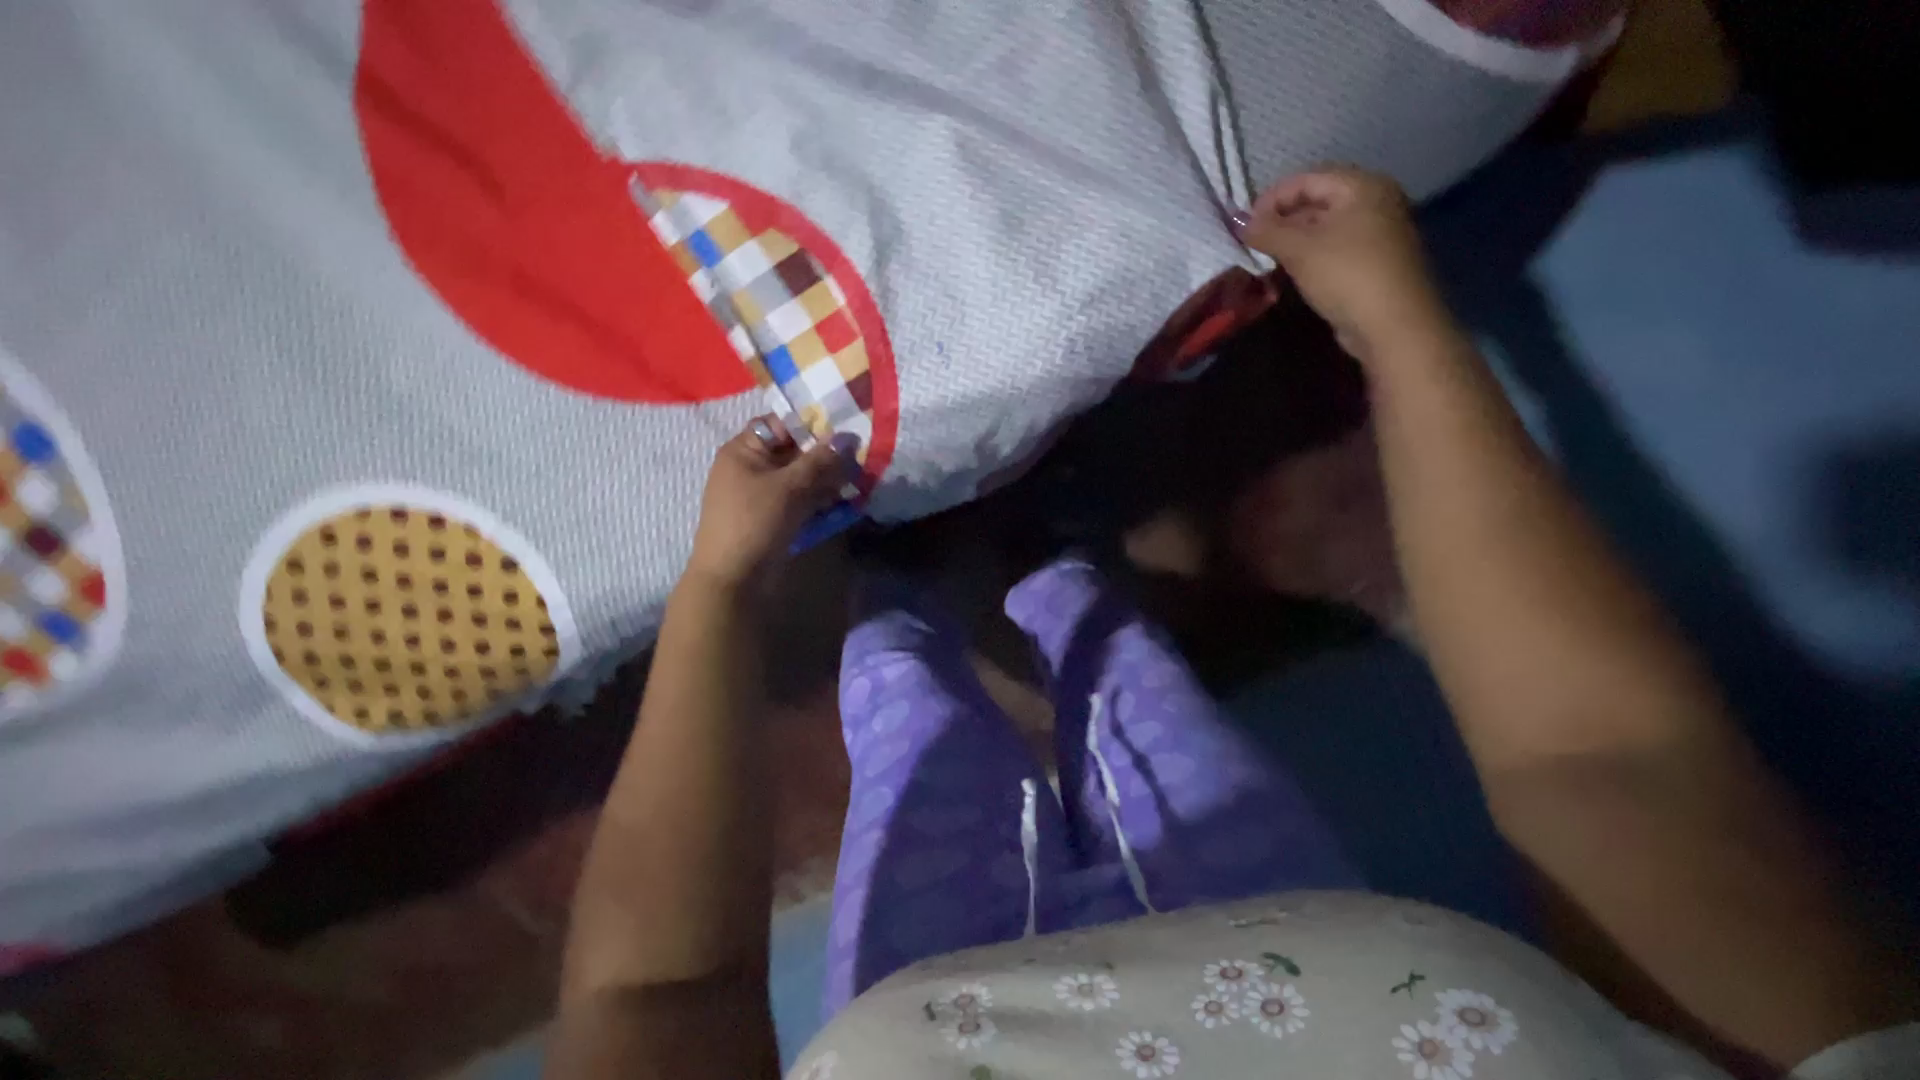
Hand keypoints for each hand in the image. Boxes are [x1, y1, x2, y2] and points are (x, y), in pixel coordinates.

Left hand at [685, 416, 856, 590]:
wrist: (733, 580)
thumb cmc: (755, 523)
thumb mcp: (790, 487)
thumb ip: (821, 460)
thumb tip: (848, 438)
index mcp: (742, 450)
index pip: (780, 424)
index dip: (810, 426)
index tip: (842, 434)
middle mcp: (748, 468)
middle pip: (792, 452)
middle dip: (824, 457)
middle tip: (857, 461)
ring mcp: (759, 496)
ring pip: (798, 479)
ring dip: (825, 481)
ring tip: (855, 485)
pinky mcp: (770, 519)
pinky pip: (797, 501)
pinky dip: (817, 501)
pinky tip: (842, 505)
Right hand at [1240, 167, 1461, 365]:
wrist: (1392, 325)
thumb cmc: (1346, 275)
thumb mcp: (1299, 249)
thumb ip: (1266, 231)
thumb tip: (1239, 222)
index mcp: (1362, 186)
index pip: (1307, 179)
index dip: (1272, 198)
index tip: (1246, 225)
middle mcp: (1376, 200)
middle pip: (1318, 200)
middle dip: (1283, 219)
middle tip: (1255, 243)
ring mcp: (1380, 231)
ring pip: (1327, 226)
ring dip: (1295, 239)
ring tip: (1269, 258)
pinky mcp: (1377, 260)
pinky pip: (1337, 246)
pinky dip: (1313, 254)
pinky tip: (1294, 272)